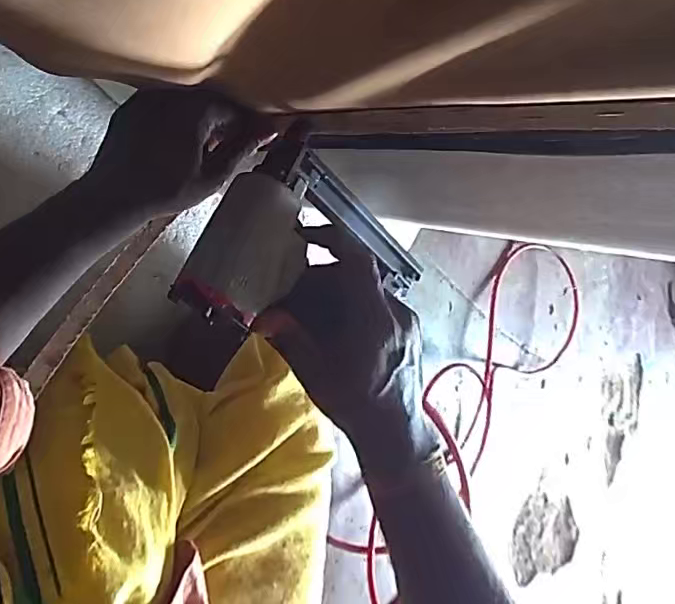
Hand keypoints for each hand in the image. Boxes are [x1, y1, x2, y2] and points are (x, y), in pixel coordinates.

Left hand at [72, 88, 273, 218]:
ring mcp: (149, 96)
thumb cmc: (164, 190)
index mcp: (197, 107)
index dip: (244, 125)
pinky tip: (171, 142)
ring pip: (185, 99)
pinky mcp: (132, 105)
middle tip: (223, 144)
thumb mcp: (212, 175)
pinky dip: (172, 116)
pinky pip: (162, 103)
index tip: (249, 139)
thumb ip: (243, 148)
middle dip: (220, 119)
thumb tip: (268, 132)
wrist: (113, 196)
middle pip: (210, 98)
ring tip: (197, 145)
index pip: (234, 107)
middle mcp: (173, 93)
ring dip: (196, 116)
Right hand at [255, 225, 437, 471]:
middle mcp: (395, 312)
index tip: (305, 235)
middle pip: (356, 273)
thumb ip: (293, 339)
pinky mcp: (409, 326)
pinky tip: (336, 323)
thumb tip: (265, 317)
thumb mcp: (318, 375)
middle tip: (296, 288)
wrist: (399, 439)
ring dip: (338, 289)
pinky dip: (354, 302)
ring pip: (367, 287)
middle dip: (323, 274)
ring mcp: (406, 318)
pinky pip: (378, 300)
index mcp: (374, 320)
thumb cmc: (357, 408)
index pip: (358, 260)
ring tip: (312, 310)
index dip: (331, 239)